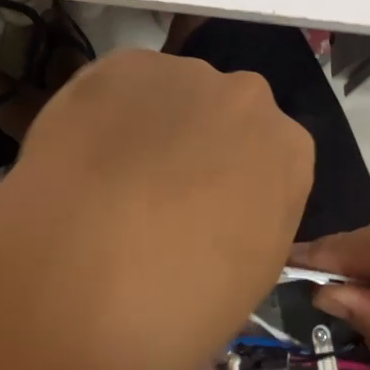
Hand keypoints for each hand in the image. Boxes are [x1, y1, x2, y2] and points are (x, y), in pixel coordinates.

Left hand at [0, 49, 315, 369]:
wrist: (82, 276)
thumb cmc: (176, 307)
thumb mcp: (246, 278)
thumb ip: (248, 220)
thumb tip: (217, 212)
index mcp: (288, 151)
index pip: (270, 154)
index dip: (233, 181)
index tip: (205, 210)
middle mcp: (246, 96)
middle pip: (224, 111)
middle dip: (197, 139)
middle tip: (156, 190)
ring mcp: (183, 72)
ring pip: (171, 93)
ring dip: (151, 123)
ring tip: (109, 176)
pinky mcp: (122, 63)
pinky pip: (120, 85)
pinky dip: (105, 112)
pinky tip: (81, 155)